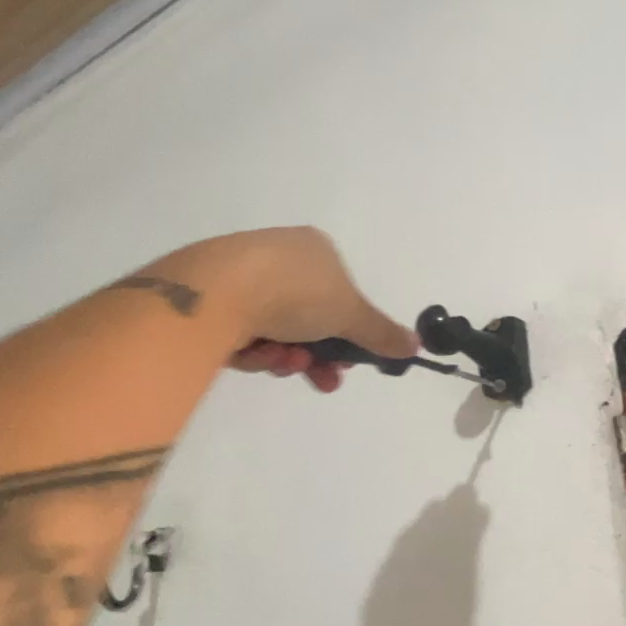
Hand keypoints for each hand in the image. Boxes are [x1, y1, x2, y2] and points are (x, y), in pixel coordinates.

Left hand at [149, 227, 419, 392]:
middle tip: (322, 376)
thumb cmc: (294, 292)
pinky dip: (255, 350)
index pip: (342, 294)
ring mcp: (241, 275)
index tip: (349, 361)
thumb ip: (382, 334)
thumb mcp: (350, 315)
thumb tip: (416, 346)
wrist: (214, 293)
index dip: (349, 332)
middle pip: (311, 318)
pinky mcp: (209, 298)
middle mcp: (279, 256)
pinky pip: (244, 332)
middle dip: (319, 353)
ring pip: (278, 330)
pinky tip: (253, 355)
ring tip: (282, 364)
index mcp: (315, 248)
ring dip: (288, 356)